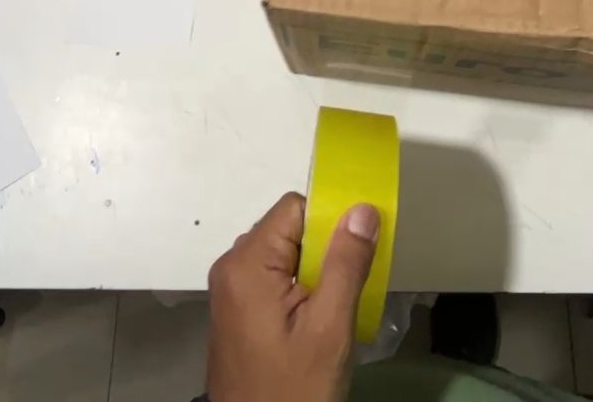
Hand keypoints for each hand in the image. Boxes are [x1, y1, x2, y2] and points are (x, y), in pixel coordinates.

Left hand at [206, 192, 379, 401]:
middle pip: (288, 229)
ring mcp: (230, 288)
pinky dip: (298, 288)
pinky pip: (272, 277)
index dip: (328, 224)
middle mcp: (232, 265)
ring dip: (312, 272)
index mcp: (248, 262)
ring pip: (283, 253)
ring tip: (331, 309)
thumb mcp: (329, 328)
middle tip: (344, 289)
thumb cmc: (293, 389)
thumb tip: (362, 209)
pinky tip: (313, 321)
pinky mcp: (235, 309)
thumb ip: (346, 263)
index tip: (353, 256)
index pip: (295, 208)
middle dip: (322, 251)